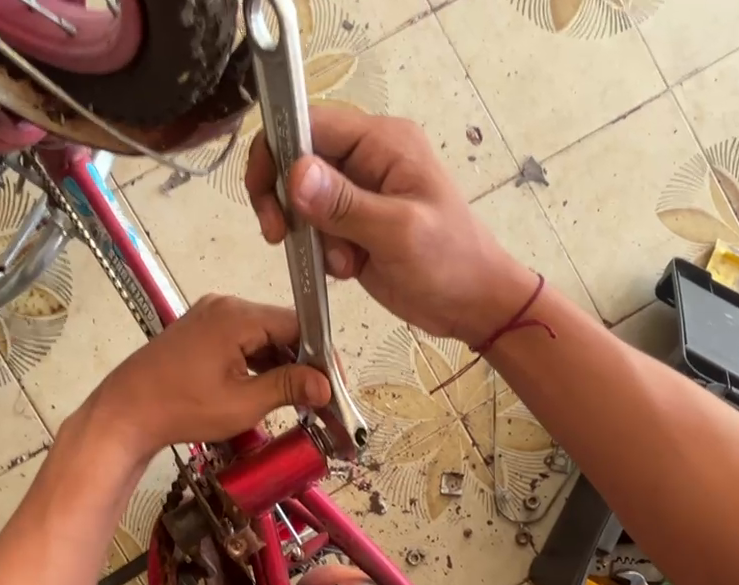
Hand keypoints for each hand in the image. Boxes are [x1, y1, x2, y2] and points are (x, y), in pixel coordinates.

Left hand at [78, 294, 331, 460]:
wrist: (126, 413)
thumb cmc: (182, 409)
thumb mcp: (242, 403)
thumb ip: (287, 387)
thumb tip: (325, 386)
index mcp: (237, 315)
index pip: (298, 324)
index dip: (321, 355)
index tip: (334, 384)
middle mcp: (225, 306)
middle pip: (280, 328)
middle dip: (303, 361)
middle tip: (320, 396)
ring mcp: (209, 316)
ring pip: (262, 336)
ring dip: (280, 364)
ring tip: (298, 398)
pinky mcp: (200, 331)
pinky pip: (242, 340)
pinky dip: (258, 363)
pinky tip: (268, 388)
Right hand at [246, 105, 533, 343]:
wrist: (472, 305)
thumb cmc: (449, 262)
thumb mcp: (397, 232)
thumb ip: (344, 204)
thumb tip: (294, 174)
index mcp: (382, 143)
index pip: (311, 124)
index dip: (278, 152)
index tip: (266, 197)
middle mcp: (366, 160)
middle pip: (298, 160)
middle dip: (285, 200)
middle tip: (279, 236)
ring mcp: (358, 195)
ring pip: (303, 200)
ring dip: (309, 235)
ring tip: (341, 263)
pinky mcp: (354, 227)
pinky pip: (317, 230)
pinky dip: (321, 252)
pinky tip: (348, 269)